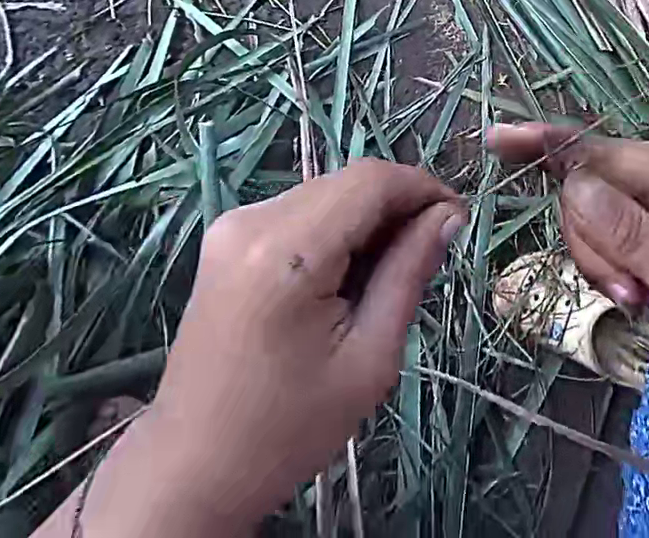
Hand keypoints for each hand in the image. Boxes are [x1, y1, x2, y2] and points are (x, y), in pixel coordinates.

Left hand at [134, 160, 464, 528]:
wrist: (192, 467)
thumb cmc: (288, 427)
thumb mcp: (370, 358)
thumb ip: (409, 273)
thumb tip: (448, 216)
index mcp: (285, 253)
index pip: (371, 181)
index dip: (422, 187)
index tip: (456, 218)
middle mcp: (253, 220)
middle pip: (349, 181)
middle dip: (399, 204)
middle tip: (429, 249)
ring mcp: (234, 223)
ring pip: (328, 191)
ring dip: (369, 215)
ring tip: (387, 268)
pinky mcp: (228, 235)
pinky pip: (302, 208)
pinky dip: (337, 225)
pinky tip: (346, 270)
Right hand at [486, 123, 648, 394]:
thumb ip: (631, 233)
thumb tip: (573, 184)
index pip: (595, 153)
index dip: (543, 145)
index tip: (497, 138)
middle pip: (581, 191)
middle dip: (593, 244)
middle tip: (631, 290)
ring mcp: (646, 199)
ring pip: (583, 219)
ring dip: (601, 263)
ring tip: (641, 297)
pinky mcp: (640, 227)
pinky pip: (596, 238)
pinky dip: (606, 270)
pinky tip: (638, 294)